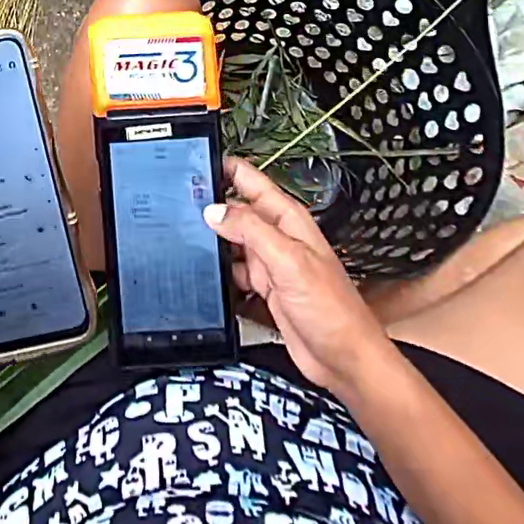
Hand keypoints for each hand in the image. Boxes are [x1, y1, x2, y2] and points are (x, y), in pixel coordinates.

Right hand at [203, 157, 391, 400]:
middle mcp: (277, 237)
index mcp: (288, 220)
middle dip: (210, 205)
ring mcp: (269, 262)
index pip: (250, 180)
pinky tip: (207, 272)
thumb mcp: (289, 261)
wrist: (344, 359)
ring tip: (186, 237)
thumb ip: (251, 230)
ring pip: (230, 241)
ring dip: (212, 240)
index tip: (196, 164)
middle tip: (179, 203)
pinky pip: (233, 270)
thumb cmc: (333, 311)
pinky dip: (220, 270)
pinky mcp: (263, 286)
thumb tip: (215, 210)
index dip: (225, 168)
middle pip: (235, 210)